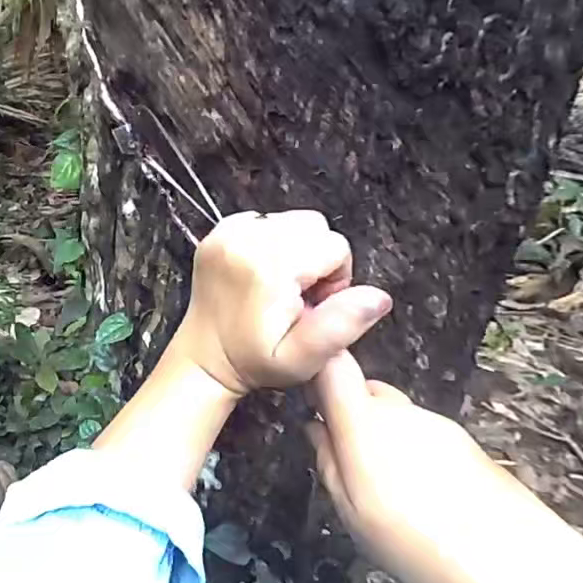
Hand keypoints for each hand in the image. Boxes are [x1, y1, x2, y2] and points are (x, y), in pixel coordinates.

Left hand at [168, 211, 392, 396]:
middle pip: (315, 226)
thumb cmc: (252, 361)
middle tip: (296, 297)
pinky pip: (265, 221)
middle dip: (316, 260)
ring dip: (295, 249)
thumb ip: (342, 325)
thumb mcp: (303, 358)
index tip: (312, 306)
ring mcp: (227, 233)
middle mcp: (245, 240)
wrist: (204, 358)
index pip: (335, 246)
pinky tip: (261, 274)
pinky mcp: (218, 233)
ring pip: (292, 221)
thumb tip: (378, 297)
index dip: (335, 279)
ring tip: (279, 286)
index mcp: (269, 266)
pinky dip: (271, 243)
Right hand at [308, 353, 582, 582]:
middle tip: (346, 464)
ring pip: (394, 414)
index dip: (317, 369)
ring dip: (381, 437)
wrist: (522, 568)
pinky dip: (410, 452)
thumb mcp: (352, 514)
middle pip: (364, 390)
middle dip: (347, 414)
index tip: (308, 399)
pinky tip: (423, 497)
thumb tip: (315, 428)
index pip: (335, 366)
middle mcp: (401, 411)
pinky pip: (421, 434)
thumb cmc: (419, 544)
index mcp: (365, 423)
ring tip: (388, 492)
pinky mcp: (465, 442)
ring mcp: (437, 425)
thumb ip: (328, 463)